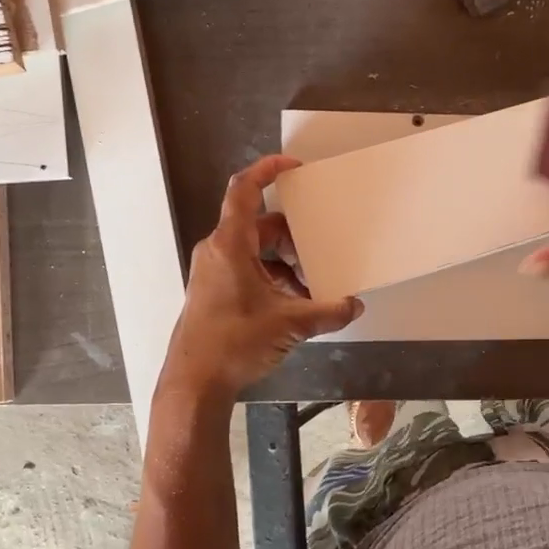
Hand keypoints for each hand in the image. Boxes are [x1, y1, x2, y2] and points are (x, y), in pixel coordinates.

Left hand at [159, 156, 362, 399]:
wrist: (194, 382)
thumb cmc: (235, 342)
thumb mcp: (290, 325)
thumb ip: (328, 312)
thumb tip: (354, 306)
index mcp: (231, 245)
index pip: (244, 190)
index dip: (268, 170)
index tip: (293, 166)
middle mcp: (218, 251)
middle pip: (261, 226)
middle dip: (294, 237)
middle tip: (320, 253)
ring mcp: (214, 272)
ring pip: (256, 251)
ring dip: (286, 263)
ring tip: (311, 286)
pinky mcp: (214, 292)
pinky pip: (248, 270)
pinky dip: (273, 278)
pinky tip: (294, 304)